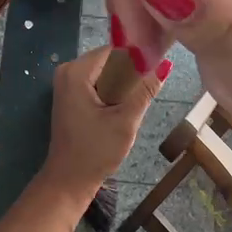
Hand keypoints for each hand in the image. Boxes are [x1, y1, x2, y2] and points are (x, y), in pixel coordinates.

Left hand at [40, 46, 166, 197]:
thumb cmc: (96, 152)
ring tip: (140, 96)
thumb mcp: (125, 122)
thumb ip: (144, 91)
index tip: (158, 67)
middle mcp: (68, 70)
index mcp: (77, 71)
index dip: (137, 57)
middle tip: (151, 86)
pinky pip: (96, 81)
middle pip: (108, 59)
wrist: (68, 181)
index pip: (113, 51)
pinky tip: (124, 104)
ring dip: (122, 82)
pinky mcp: (69, 94)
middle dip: (130, 71)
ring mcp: (66, 82)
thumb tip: (165, 65)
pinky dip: (111, 89)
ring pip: (103, 71)